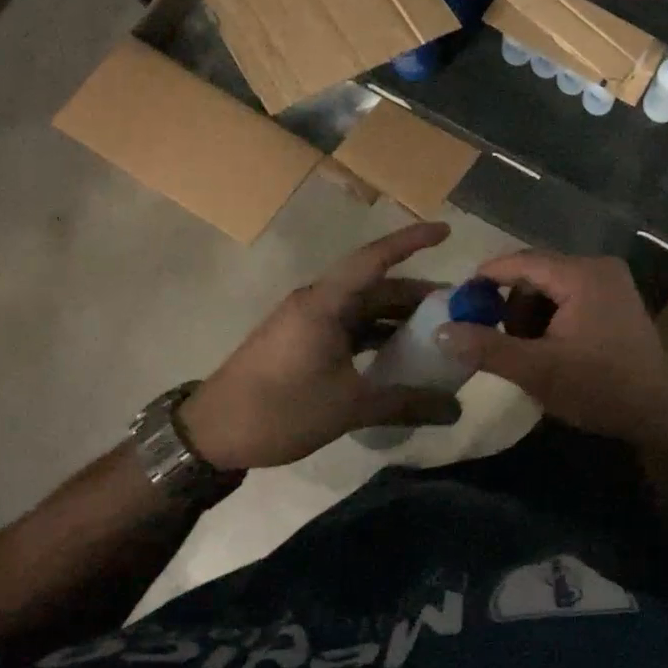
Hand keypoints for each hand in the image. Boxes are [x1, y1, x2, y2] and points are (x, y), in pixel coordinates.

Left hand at [180, 222, 463, 469]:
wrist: (208, 436)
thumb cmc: (278, 409)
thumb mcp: (348, 408)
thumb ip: (406, 404)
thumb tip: (456, 409)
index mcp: (325, 304)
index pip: (375, 259)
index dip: (412, 241)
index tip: (446, 231)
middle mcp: (317, 303)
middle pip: (377, 286)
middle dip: (419, 293)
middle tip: (460, 306)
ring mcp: (308, 322)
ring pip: (365, 309)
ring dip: (400, 317)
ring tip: (440, 331)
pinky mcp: (302, 342)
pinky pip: (351, 328)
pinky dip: (379, 335)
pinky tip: (402, 355)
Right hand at [435, 250, 667, 447]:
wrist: (660, 413)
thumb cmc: (599, 387)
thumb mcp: (536, 370)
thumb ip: (487, 347)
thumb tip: (441, 331)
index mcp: (581, 274)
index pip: (520, 261)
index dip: (486, 279)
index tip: (458, 302)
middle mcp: (599, 268)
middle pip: (537, 274)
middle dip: (512, 306)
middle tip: (497, 341)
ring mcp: (613, 284)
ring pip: (553, 288)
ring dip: (532, 316)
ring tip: (528, 355)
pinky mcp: (619, 303)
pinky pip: (572, 298)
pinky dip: (554, 320)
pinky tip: (552, 352)